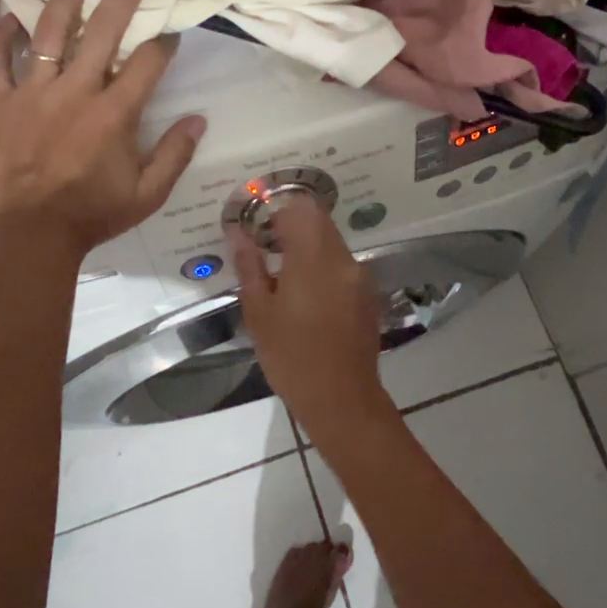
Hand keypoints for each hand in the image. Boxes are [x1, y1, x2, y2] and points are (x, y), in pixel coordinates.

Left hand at [0, 0, 205, 258]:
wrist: (29, 235)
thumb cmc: (92, 215)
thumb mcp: (148, 194)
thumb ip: (175, 155)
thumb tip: (198, 119)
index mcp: (114, 113)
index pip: (147, 62)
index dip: (163, 42)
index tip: (170, 32)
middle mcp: (75, 91)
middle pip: (101, 32)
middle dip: (121, 1)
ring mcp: (32, 92)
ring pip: (50, 33)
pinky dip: (2, 36)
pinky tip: (14, 16)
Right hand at [230, 198, 389, 428]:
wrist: (341, 399)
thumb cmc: (291, 357)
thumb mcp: (259, 313)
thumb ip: (249, 266)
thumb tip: (237, 232)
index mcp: (314, 258)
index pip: (300, 208)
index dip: (276, 213)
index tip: (257, 233)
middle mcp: (343, 259)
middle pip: (319, 222)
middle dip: (291, 228)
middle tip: (266, 252)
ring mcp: (360, 277)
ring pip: (332, 243)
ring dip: (308, 249)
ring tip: (283, 279)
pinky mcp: (369, 295)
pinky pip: (343, 267)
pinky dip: (324, 269)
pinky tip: (308, 299)